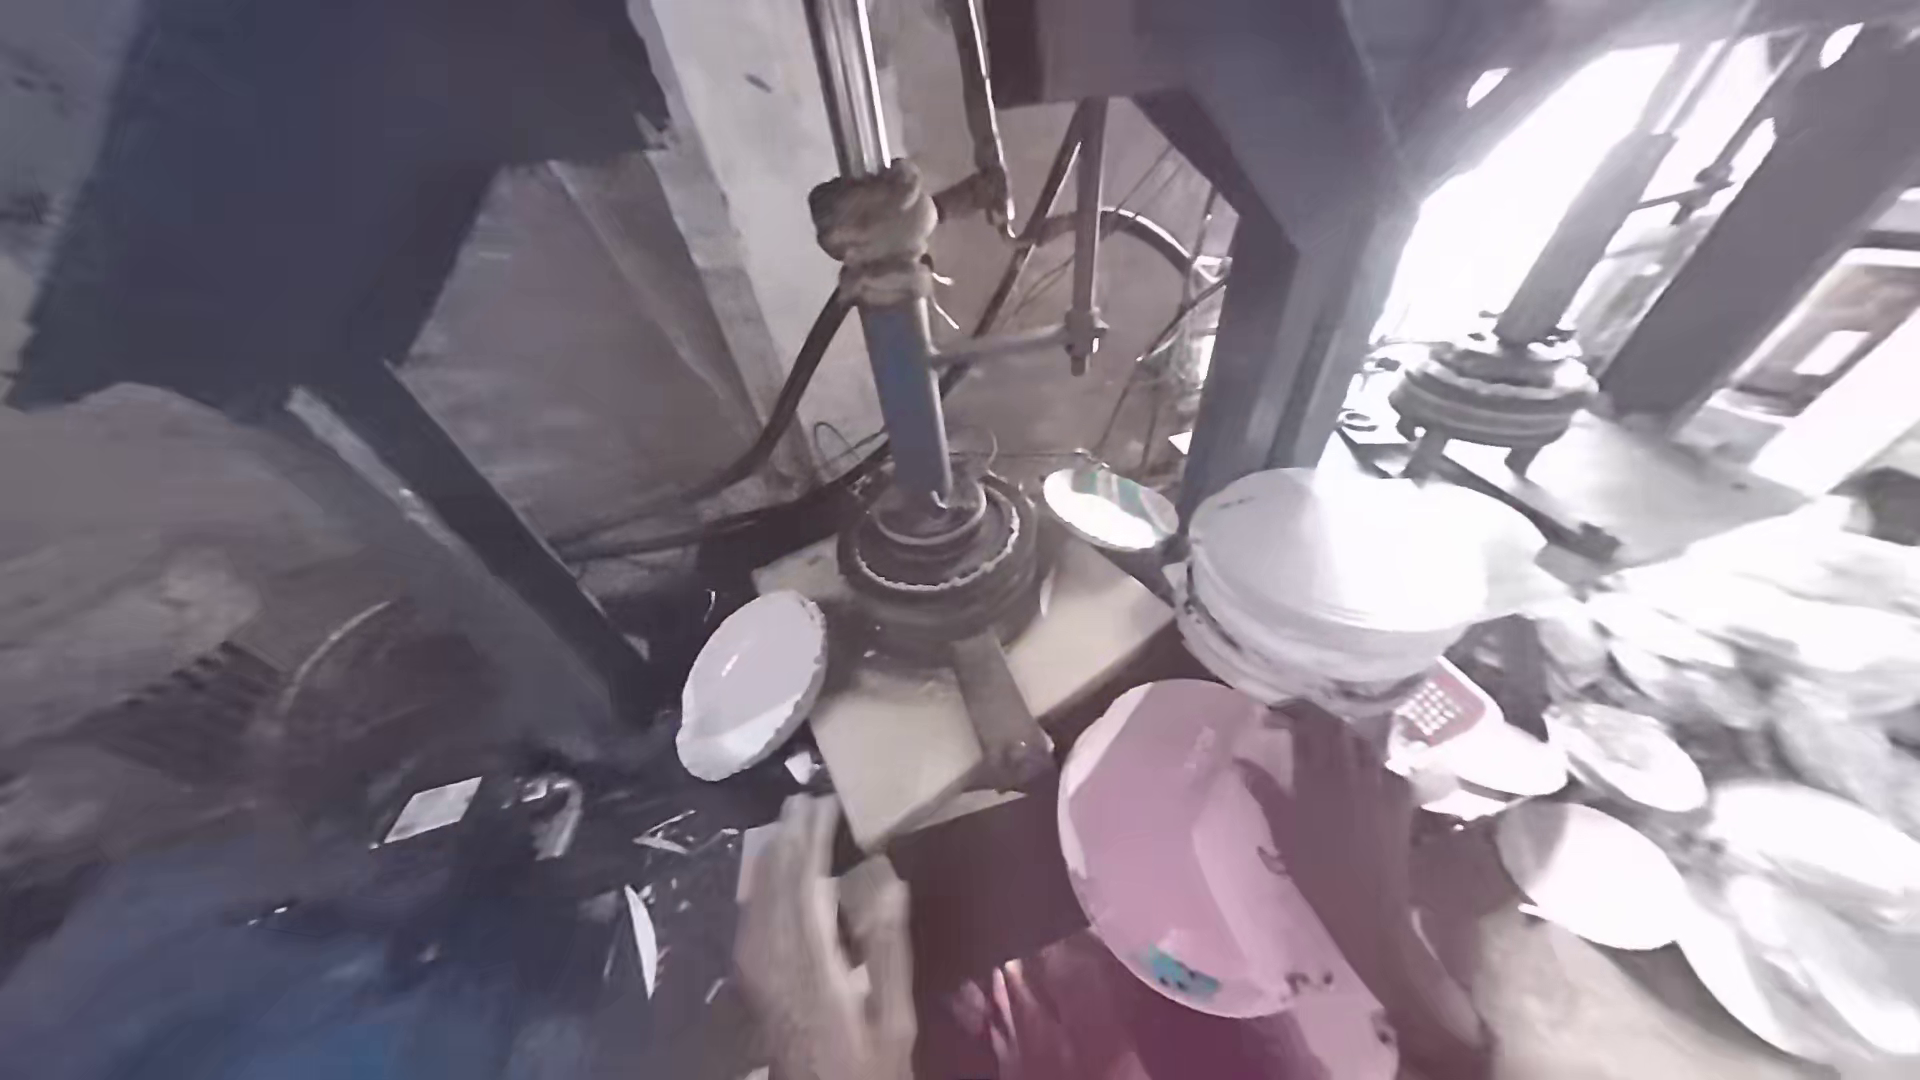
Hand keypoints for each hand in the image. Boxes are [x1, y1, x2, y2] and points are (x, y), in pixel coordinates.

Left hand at [735, 795, 915, 1079]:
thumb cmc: (867, 1060)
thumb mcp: (894, 1014)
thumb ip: (888, 945)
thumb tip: (886, 876)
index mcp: (812, 965)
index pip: (806, 884)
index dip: (812, 839)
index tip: (827, 803)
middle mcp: (775, 959)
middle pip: (776, 881)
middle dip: (790, 833)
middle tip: (806, 796)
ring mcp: (757, 966)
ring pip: (759, 891)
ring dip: (776, 849)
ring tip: (793, 816)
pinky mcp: (752, 972)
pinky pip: (753, 907)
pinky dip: (764, 874)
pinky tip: (774, 861)